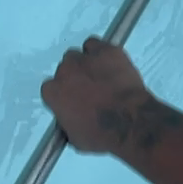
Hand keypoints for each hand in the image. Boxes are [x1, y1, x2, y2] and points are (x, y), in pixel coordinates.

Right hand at [39, 37, 158, 154]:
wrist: (131, 122)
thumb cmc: (102, 135)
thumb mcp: (76, 139)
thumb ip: (67, 124)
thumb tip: (69, 123)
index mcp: (53, 92)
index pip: (51, 88)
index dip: (63, 94)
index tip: (74, 100)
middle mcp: (64, 71)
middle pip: (65, 69)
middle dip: (76, 78)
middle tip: (91, 90)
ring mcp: (85, 58)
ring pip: (79, 54)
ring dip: (87, 63)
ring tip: (102, 75)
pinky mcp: (105, 50)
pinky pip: (96, 44)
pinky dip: (101, 52)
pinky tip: (110, 63)